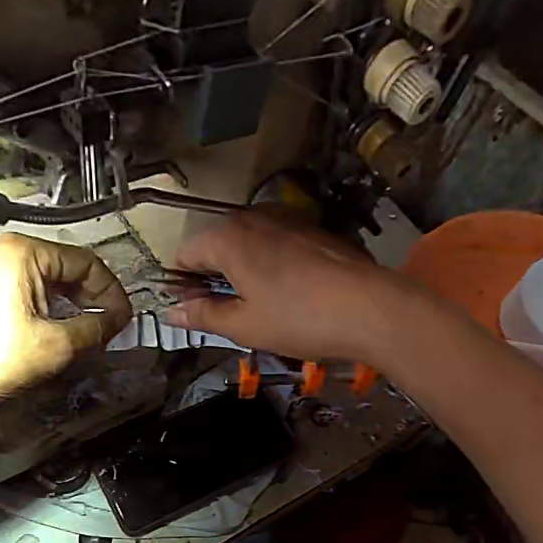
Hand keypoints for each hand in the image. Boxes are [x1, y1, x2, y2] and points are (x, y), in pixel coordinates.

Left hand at [0, 233, 130, 418]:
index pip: (86, 262)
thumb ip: (96, 328)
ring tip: (85, 334)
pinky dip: (47, 310)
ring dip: (71, 306)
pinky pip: (25, 291)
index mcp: (22, 253)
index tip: (121, 317)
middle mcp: (2, 253)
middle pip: (66, 268)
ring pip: (46, 281)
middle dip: (92, 299)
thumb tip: (114, 322)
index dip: (111, 292)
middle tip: (108, 326)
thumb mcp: (58, 346)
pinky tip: (55, 334)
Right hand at [165, 212, 438, 364]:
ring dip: (239, 270)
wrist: (370, 307)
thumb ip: (203, 314)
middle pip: (215, 244)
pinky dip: (267, 264)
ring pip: (247, 242)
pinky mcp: (312, 229)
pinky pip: (274, 243)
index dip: (181, 283)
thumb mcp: (243, 325)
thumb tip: (172, 313)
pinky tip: (283, 293)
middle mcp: (253, 217)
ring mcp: (286, 219)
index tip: (189, 310)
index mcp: (228, 238)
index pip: (185, 254)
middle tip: (218, 312)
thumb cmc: (298, 319)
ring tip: (252, 305)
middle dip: (210, 275)